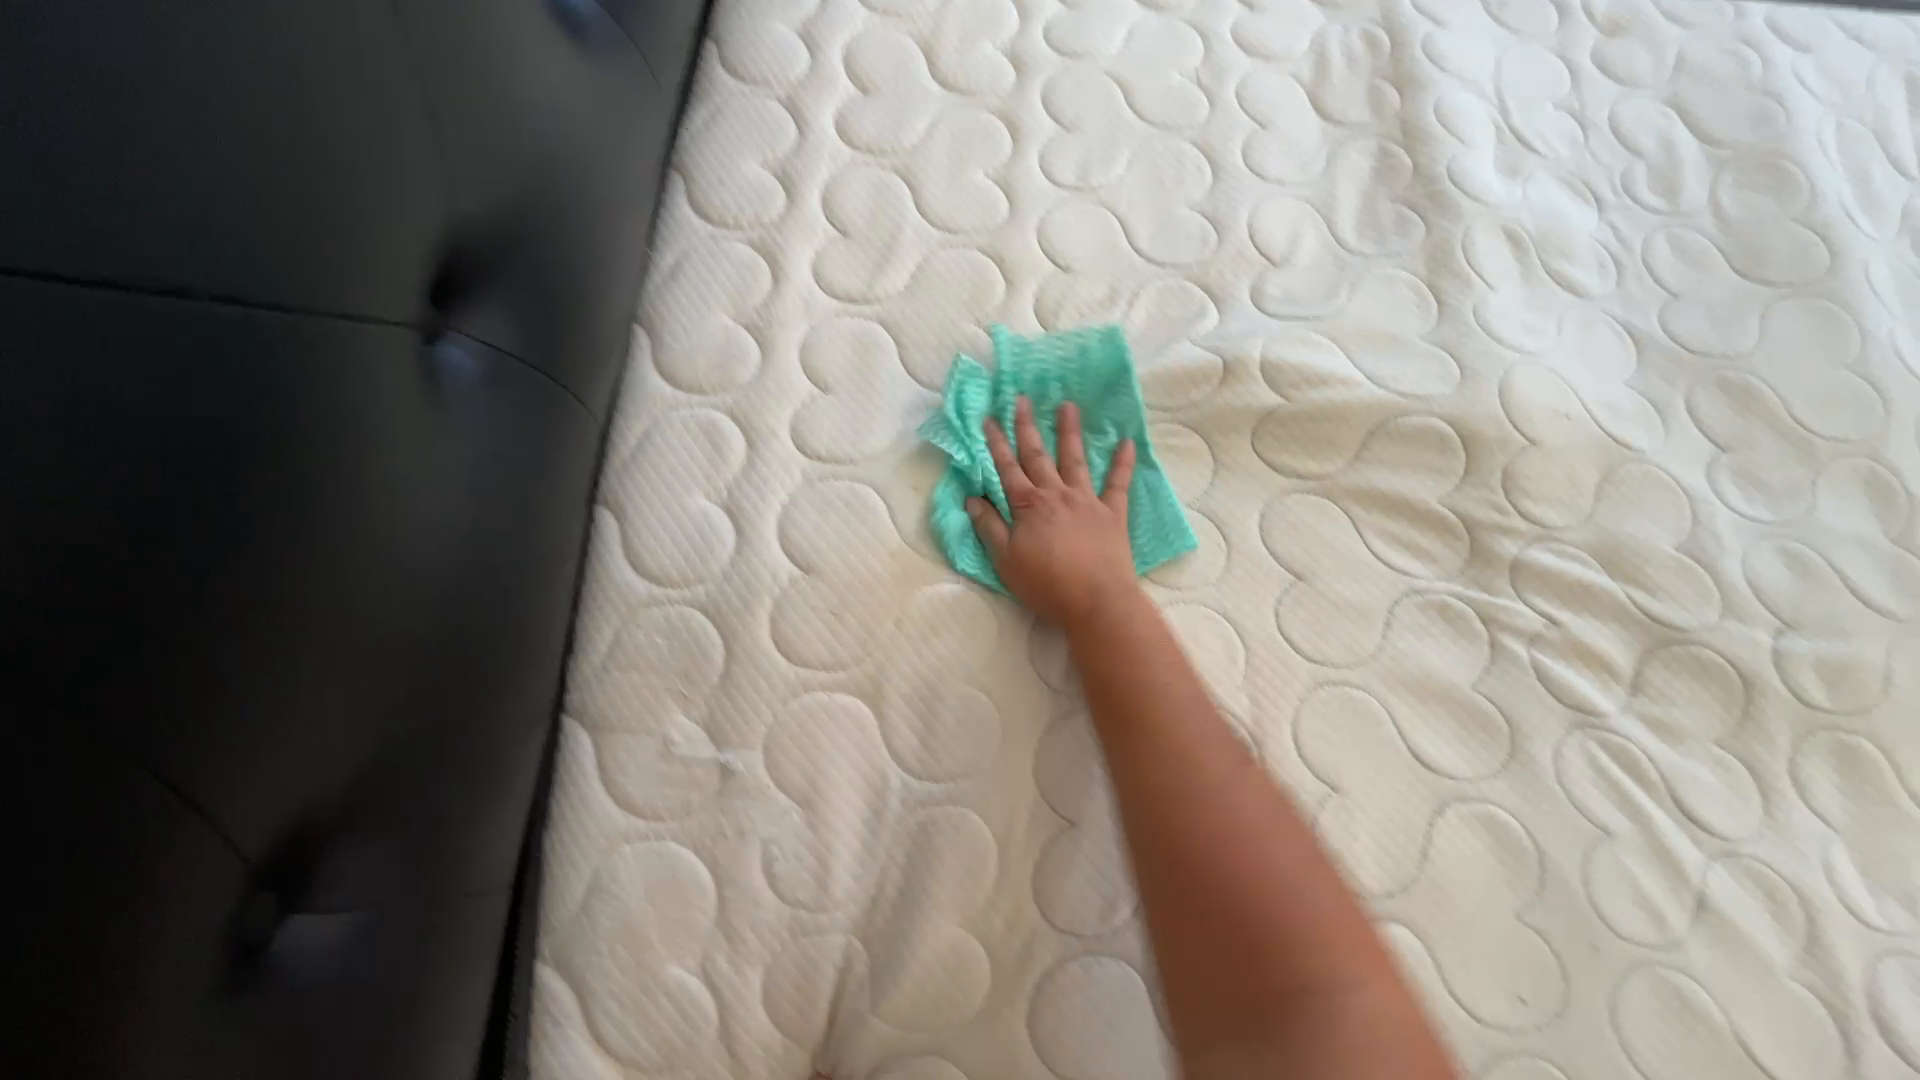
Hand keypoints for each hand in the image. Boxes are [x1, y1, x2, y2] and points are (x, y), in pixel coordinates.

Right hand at [967, 396, 1139, 627]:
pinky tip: (1128, 442)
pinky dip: (1122, 462)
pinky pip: (1118, 483)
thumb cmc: (1046, 585)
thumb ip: (989, 527)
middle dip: (1027, 426)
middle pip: (1037, 455)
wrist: (1096, 601)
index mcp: (1027, 505)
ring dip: (1070, 432)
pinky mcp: (1113, 514)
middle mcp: (1056, 494)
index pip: (1006, 468)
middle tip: (1023, 399)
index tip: (989, 419)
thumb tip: (972, 499)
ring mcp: (1087, 501)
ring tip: (1068, 405)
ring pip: (1075, 459)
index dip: (996, 444)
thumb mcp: (1005, 560)